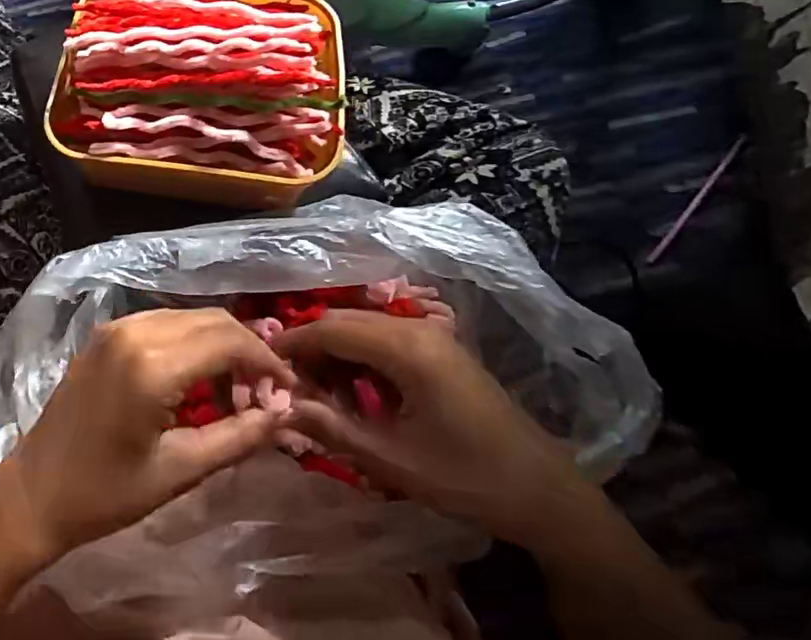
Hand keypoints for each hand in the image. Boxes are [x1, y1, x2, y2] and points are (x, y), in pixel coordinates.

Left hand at [0, 308, 297, 557]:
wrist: (35, 492)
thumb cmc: (106, 492)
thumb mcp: (179, 471)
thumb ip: (237, 437)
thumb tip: (283, 413)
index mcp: (152, 364)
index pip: (229, 341)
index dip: (266, 361)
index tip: (287, 390)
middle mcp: (135, 331)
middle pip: (212, 321)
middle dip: (247, 351)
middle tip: (265, 393)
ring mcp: (116, 327)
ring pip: (189, 318)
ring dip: (219, 346)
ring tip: (234, 392)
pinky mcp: (106, 333)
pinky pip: (163, 323)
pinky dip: (190, 343)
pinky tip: (197, 378)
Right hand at [272, 309, 590, 544]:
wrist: (543, 490)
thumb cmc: (467, 477)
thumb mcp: (392, 460)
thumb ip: (331, 429)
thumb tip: (281, 408)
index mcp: (405, 348)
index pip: (330, 329)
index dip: (293, 345)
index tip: (267, 367)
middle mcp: (416, 327)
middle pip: (344, 320)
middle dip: (311, 346)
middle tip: (291, 383)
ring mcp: (432, 333)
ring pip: (363, 326)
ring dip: (335, 350)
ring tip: (319, 390)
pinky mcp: (440, 346)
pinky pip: (385, 336)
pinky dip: (360, 354)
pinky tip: (354, 387)